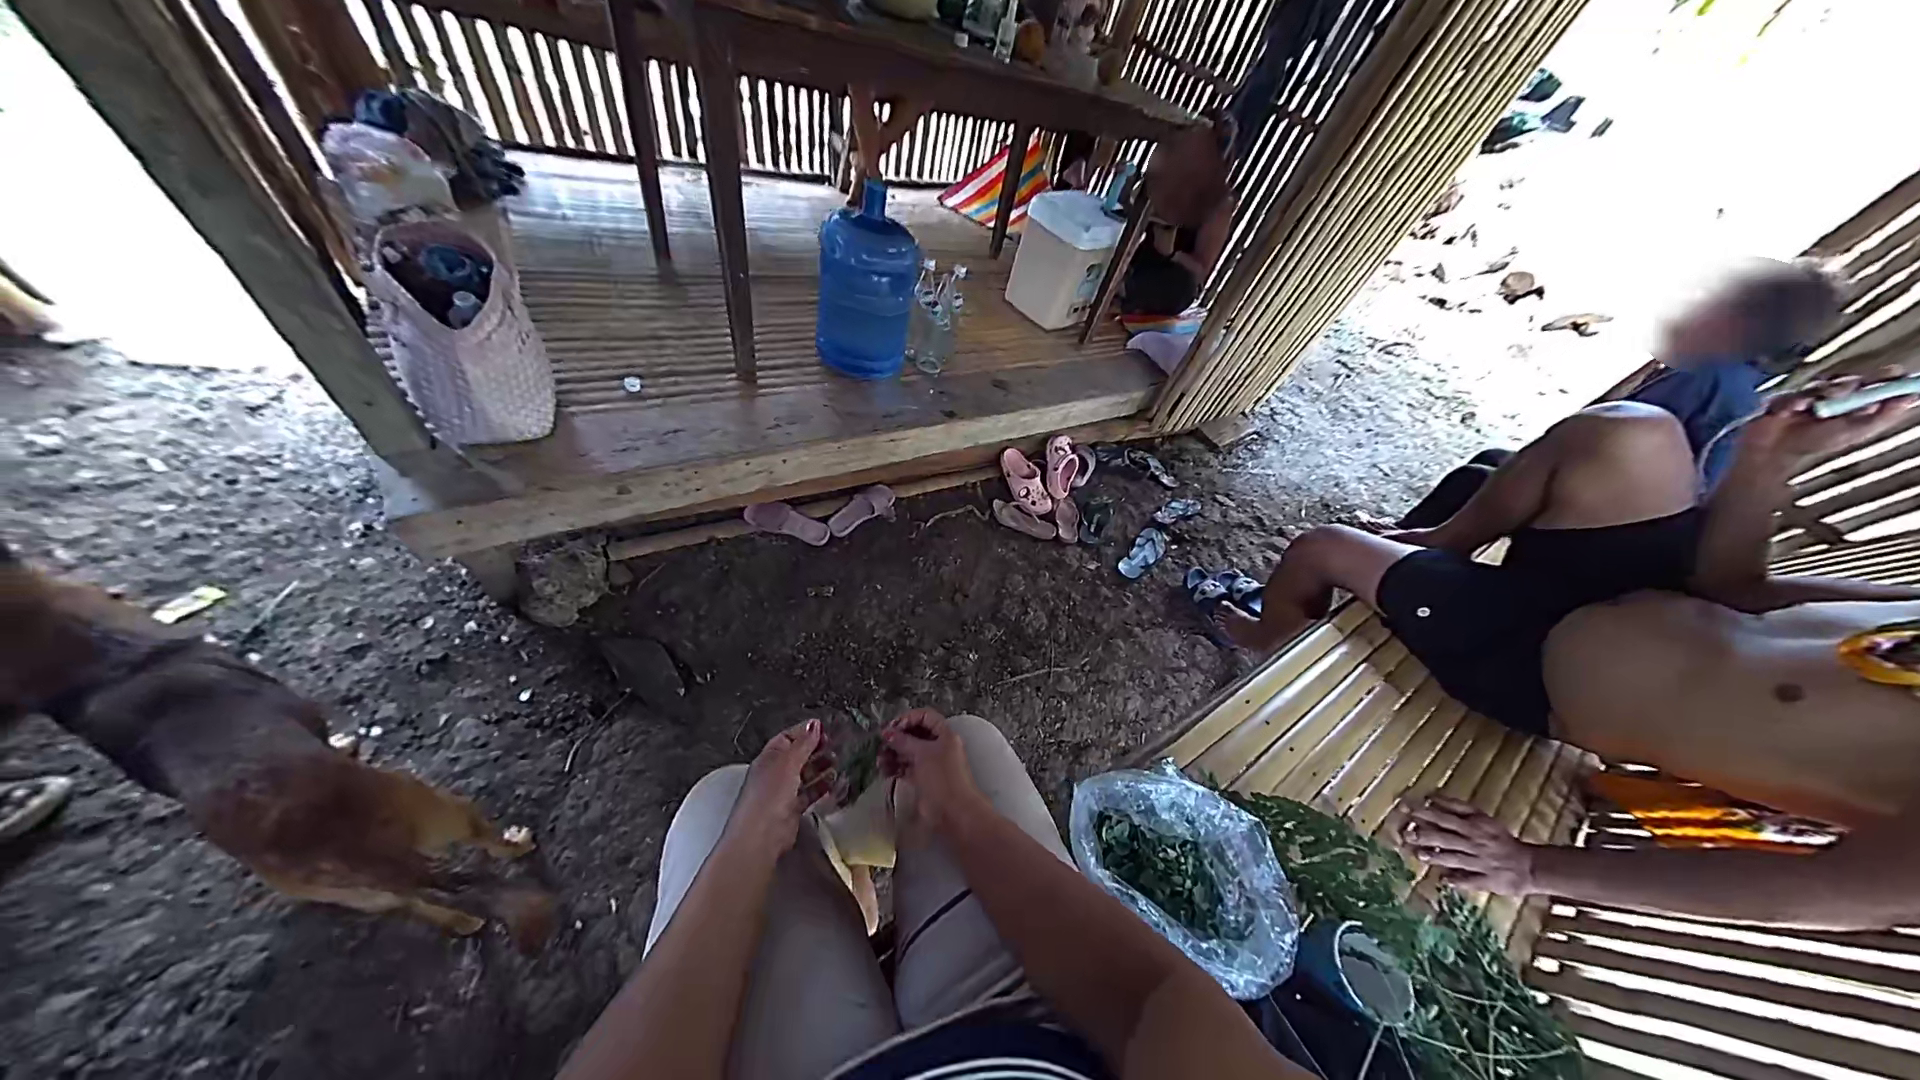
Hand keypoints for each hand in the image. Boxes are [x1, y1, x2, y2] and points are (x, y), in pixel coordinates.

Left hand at [725, 720, 835, 856]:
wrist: (761, 835)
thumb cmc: (771, 794)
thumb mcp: (788, 763)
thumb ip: (803, 744)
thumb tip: (814, 723)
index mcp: (770, 757)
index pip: (788, 738)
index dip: (804, 732)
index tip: (825, 728)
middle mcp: (775, 772)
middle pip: (797, 755)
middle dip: (815, 749)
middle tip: (834, 745)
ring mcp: (783, 791)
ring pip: (805, 774)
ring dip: (820, 767)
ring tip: (837, 762)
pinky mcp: (792, 809)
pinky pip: (809, 793)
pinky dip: (820, 787)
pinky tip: (834, 782)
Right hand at [880, 708, 987, 834]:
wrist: (954, 812)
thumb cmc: (942, 777)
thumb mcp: (922, 753)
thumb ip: (904, 741)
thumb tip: (888, 732)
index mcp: (945, 734)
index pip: (925, 716)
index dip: (908, 719)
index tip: (892, 727)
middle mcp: (939, 746)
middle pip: (915, 734)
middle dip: (897, 738)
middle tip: (882, 744)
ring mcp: (931, 763)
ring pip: (909, 752)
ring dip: (893, 753)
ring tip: (880, 760)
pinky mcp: (923, 779)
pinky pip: (907, 767)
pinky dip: (896, 767)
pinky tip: (885, 770)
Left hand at [1399, 796, 1537, 894]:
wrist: (1529, 865)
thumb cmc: (1498, 837)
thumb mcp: (1480, 817)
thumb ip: (1455, 806)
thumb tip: (1430, 796)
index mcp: (1472, 827)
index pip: (1445, 818)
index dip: (1425, 814)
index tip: (1406, 810)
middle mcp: (1474, 844)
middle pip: (1446, 838)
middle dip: (1426, 836)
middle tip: (1406, 834)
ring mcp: (1481, 863)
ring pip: (1455, 859)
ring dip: (1436, 857)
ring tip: (1418, 855)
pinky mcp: (1488, 881)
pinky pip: (1472, 881)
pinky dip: (1459, 881)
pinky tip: (1444, 881)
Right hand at [1744, 373, 1919, 464]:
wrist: (1772, 451)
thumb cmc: (1815, 443)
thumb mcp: (1858, 431)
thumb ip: (1885, 415)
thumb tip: (1913, 396)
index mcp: (1856, 405)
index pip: (1876, 385)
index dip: (1886, 377)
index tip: (1895, 372)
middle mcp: (1834, 399)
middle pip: (1850, 380)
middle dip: (1850, 383)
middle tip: (1848, 389)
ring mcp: (1807, 398)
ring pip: (1822, 384)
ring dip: (1823, 391)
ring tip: (1817, 404)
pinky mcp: (1782, 399)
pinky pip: (1793, 392)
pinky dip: (1795, 400)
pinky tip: (1795, 409)